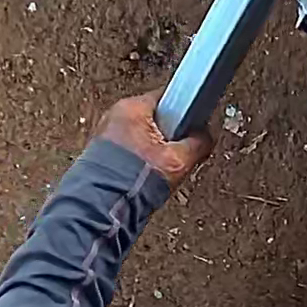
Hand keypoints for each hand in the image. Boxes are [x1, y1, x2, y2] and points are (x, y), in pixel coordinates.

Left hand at [93, 90, 212, 188]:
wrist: (103, 207)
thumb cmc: (131, 181)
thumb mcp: (178, 160)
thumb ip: (198, 143)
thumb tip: (206, 137)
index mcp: (131, 108)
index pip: (168, 99)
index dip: (185, 115)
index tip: (190, 131)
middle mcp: (114, 115)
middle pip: (156, 120)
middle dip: (168, 138)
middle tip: (173, 156)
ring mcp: (105, 134)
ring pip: (143, 137)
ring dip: (153, 151)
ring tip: (157, 169)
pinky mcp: (101, 153)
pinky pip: (129, 150)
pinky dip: (139, 161)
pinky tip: (143, 175)